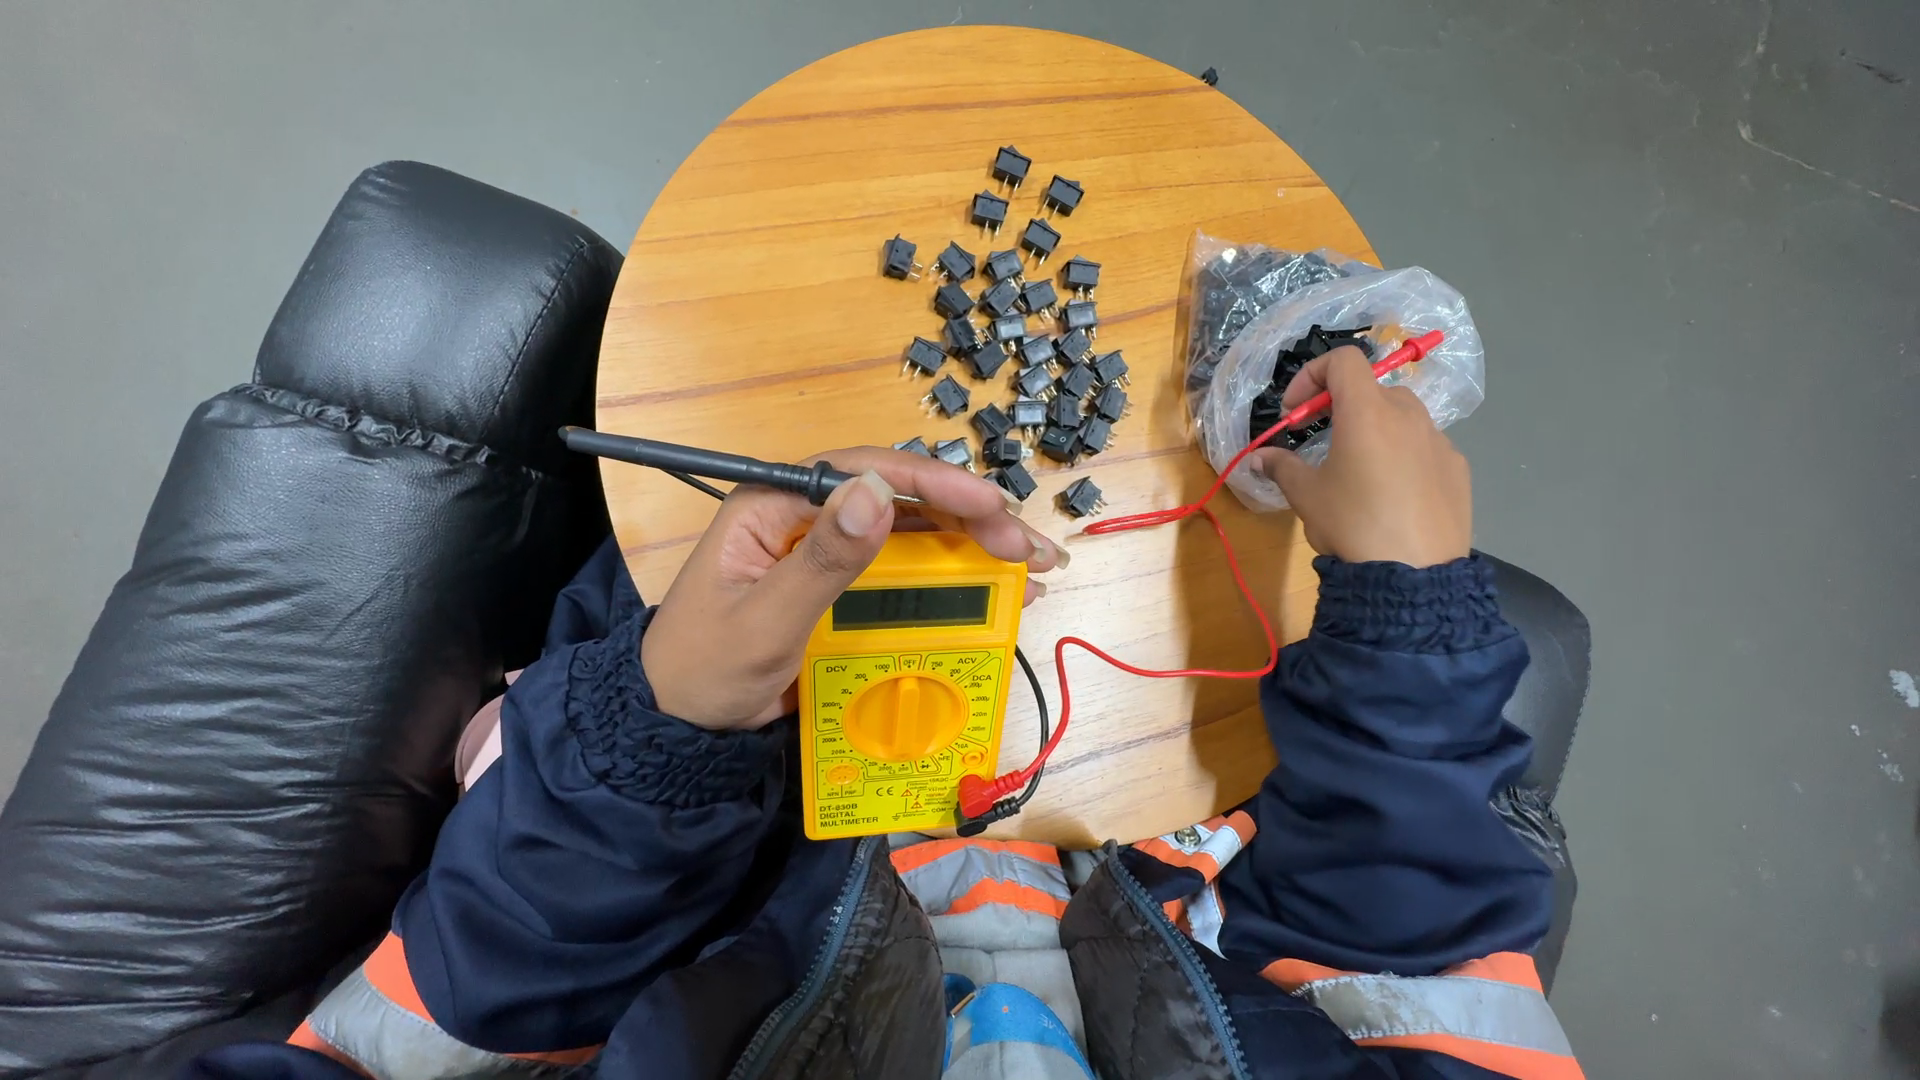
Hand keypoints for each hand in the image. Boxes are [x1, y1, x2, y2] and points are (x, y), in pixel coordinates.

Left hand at [642, 447, 1066, 729]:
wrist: (682, 726)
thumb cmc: (707, 672)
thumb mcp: (765, 621)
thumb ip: (822, 560)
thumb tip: (877, 492)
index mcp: (776, 503)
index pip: (864, 471)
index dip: (935, 483)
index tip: (992, 507)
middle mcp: (808, 514)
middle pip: (901, 498)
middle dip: (970, 518)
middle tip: (1028, 549)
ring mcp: (829, 549)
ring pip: (913, 531)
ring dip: (974, 545)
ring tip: (1032, 565)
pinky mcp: (844, 584)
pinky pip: (906, 570)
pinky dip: (953, 576)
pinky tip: (997, 590)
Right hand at [1248, 345, 1471, 567]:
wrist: (1414, 574)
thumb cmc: (1352, 523)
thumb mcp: (1305, 495)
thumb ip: (1281, 467)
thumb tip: (1260, 458)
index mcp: (1367, 412)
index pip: (1343, 361)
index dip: (1312, 375)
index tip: (1296, 411)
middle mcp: (1408, 416)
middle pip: (1371, 389)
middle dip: (1341, 407)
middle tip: (1321, 441)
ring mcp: (1439, 441)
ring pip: (1401, 417)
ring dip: (1374, 429)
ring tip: (1358, 470)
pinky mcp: (1457, 468)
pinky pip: (1423, 447)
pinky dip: (1402, 455)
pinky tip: (1392, 496)